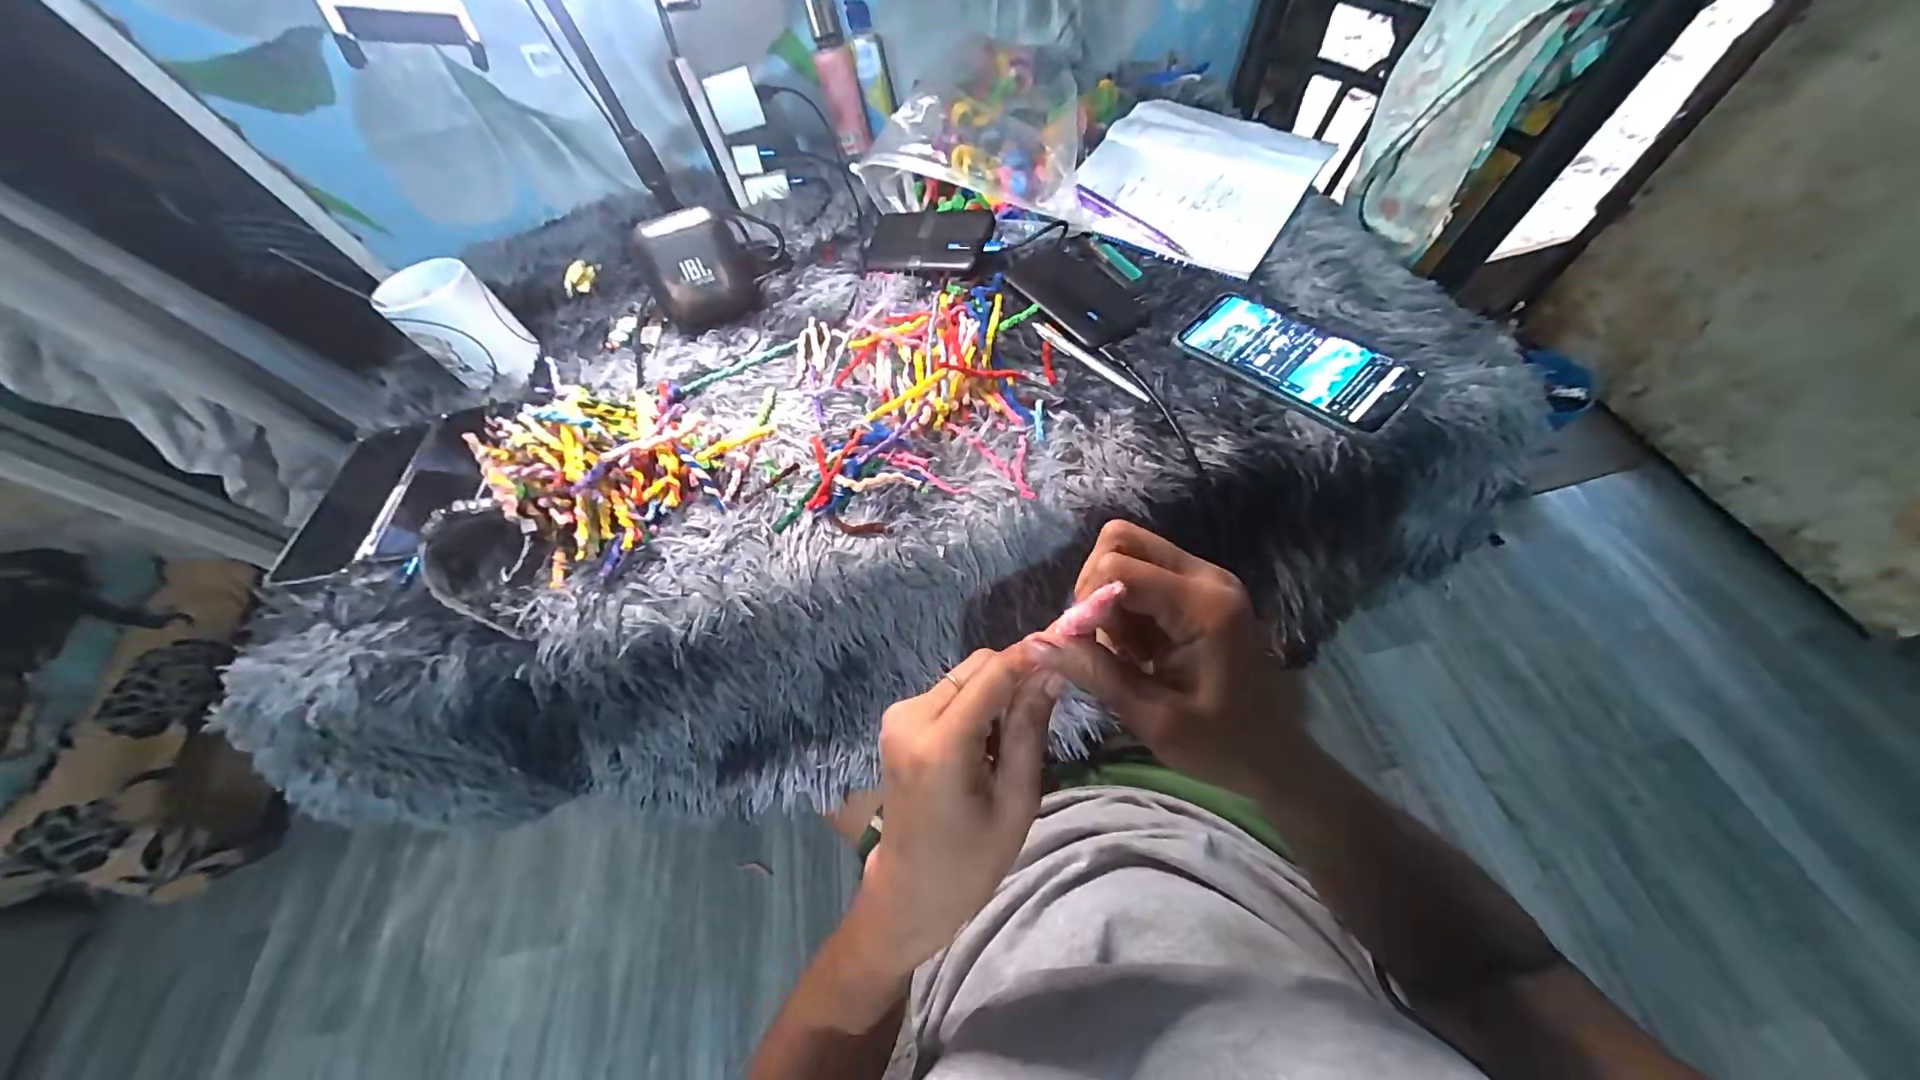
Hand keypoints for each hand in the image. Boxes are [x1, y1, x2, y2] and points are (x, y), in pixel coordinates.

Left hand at [848, 644, 1063, 978]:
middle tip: (1047, 702)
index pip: (992, 674)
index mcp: (940, 743)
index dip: (1030, 654)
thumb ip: (1029, 728)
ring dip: (995, 690)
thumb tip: (1051, 671)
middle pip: (976, 667)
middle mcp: (910, 716)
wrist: (909, 889)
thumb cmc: (971, 859)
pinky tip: (986, 740)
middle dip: (1014, 674)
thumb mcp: (1016, 799)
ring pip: (964, 675)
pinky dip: (975, 702)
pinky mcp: (897, 718)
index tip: (1067, 644)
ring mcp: (898, 715)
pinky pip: (949, 691)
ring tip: (1011, 736)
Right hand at [1029, 520, 1304, 796]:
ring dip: (1109, 596)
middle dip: (1094, 587)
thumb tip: (1036, 643)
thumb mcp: (1151, 717)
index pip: (1116, 566)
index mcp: (1202, 606)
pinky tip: (1140, 648)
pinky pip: (1144, 571)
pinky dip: (1126, 602)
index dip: (1085, 603)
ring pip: (1129, 552)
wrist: (1275, 756)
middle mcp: (1207, 576)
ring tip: (1126, 651)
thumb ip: (1094, 672)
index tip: (1086, 649)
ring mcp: (1207, 578)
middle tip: (1103, 640)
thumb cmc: (1220, 745)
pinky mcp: (1201, 588)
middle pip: (1121, 540)